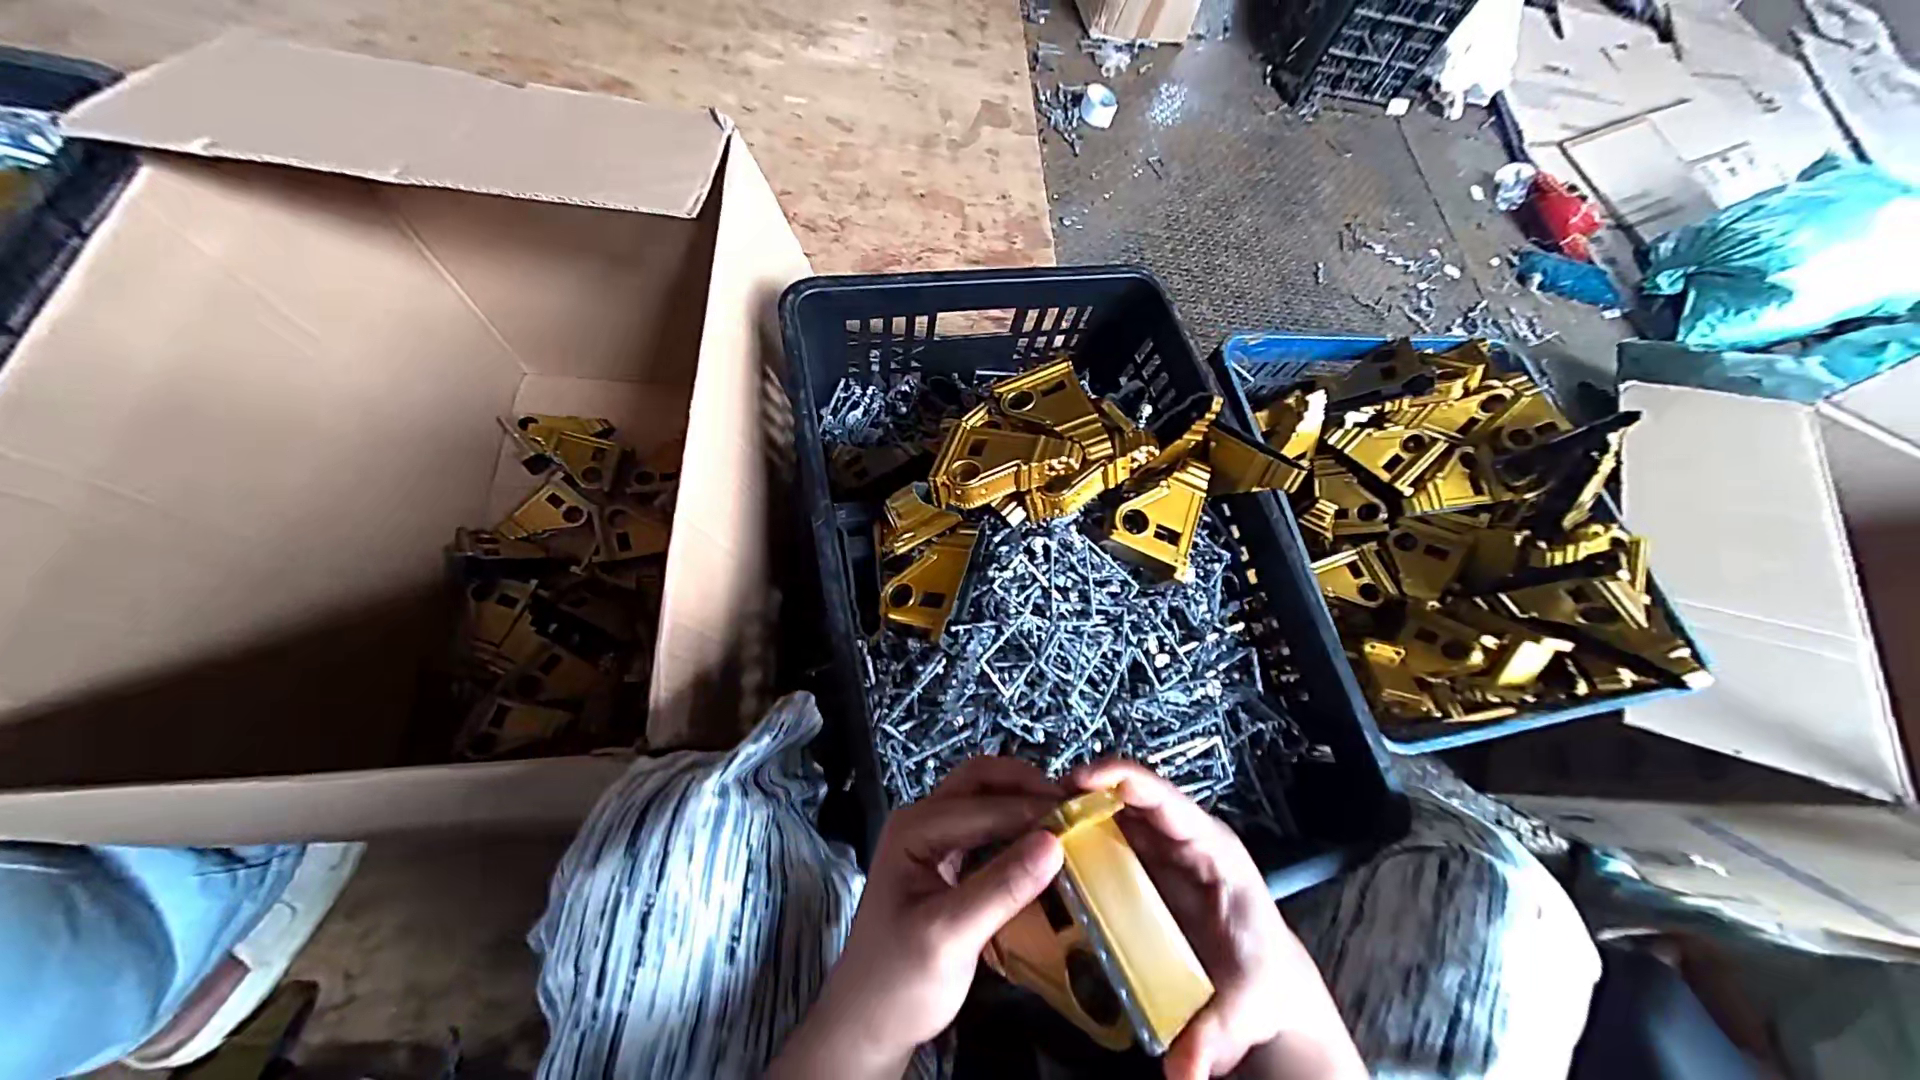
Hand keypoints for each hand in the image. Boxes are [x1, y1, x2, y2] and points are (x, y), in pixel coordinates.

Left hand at [768, 757, 1066, 1079]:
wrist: (867, 1023)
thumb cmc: (900, 981)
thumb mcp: (950, 937)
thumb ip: (1001, 888)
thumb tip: (1054, 843)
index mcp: (913, 829)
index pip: (981, 806)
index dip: (1030, 810)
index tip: (1078, 819)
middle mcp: (921, 820)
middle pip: (978, 781)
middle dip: (1024, 784)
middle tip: (1071, 801)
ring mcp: (931, 837)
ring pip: (983, 797)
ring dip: (1021, 798)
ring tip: (1065, 814)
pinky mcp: (945, 858)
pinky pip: (984, 825)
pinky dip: (1015, 824)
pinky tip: (1041, 840)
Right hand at [1067, 760, 1365, 1079]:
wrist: (1266, 986)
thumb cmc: (1261, 981)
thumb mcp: (1243, 1008)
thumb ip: (1214, 1036)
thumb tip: (1182, 1071)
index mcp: (1213, 849)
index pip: (1165, 800)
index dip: (1122, 780)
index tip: (1080, 780)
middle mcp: (1183, 838)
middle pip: (1130, 796)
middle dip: (1085, 791)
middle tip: (1040, 804)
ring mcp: (1161, 849)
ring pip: (1113, 813)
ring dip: (1076, 812)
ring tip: (1034, 822)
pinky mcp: (1144, 866)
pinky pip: (1108, 839)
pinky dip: (1079, 837)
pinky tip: (1049, 849)